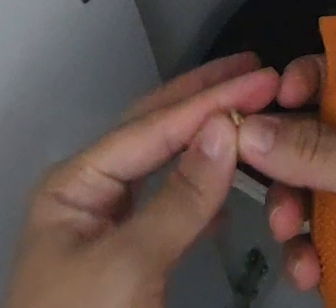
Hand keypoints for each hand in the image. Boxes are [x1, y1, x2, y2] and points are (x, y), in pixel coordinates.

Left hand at [5, 53, 279, 307]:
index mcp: (75, 183)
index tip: (259, 76)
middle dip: (203, 96)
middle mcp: (90, 191)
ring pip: (165, 161)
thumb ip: (180, 196)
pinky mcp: (129, 255)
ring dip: (207, 134)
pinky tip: (229, 172)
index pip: (152, 126)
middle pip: (154, 128)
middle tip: (254, 69)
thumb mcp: (128, 265)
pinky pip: (172, 200)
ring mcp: (108, 223)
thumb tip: (225, 129)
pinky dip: (205, 181)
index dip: (209, 100)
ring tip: (246, 102)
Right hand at [239, 56, 335, 307]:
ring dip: (290, 210)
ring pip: (306, 191)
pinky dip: (303, 255)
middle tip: (264, 172)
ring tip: (288, 231)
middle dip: (288, 155)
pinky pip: (312, 242)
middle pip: (317, 135)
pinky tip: (308, 272)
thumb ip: (324, 152)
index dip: (313, 79)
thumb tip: (250, 128)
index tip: (276, 94)